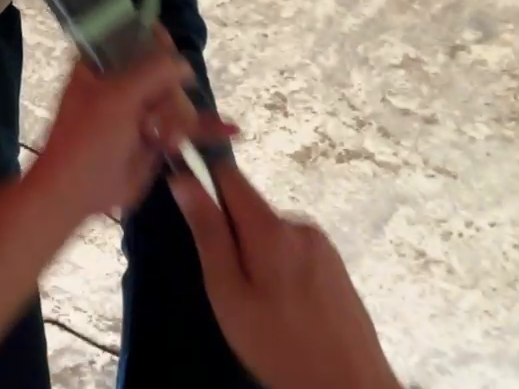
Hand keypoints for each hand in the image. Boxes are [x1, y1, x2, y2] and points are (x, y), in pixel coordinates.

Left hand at [29, 28, 236, 216]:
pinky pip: (185, 126)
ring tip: (163, 140)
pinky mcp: (154, 137)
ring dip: (179, 118)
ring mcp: (139, 110)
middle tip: (152, 120)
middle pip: (164, 71)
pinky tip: (230, 129)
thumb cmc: (88, 138)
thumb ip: (151, 72)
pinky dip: (205, 127)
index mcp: (100, 64)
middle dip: (168, 96)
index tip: (171, 56)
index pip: (133, 37)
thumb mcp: (117, 98)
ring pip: (176, 99)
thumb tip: (183, 62)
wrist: (79, 189)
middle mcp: (121, 82)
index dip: (156, 43)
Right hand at [170, 163, 401, 388]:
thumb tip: (182, 179)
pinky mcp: (336, 265)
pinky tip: (283, 305)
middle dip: (231, 230)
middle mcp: (299, 224)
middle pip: (248, 206)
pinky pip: (292, 248)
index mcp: (270, 227)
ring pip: (269, 230)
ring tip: (258, 300)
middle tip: (228, 279)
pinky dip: (279, 266)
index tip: (190, 204)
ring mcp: (322, 245)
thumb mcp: (228, 291)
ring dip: (255, 251)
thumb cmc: (278, 345)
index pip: (227, 174)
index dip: (202, 177)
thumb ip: (207, 232)